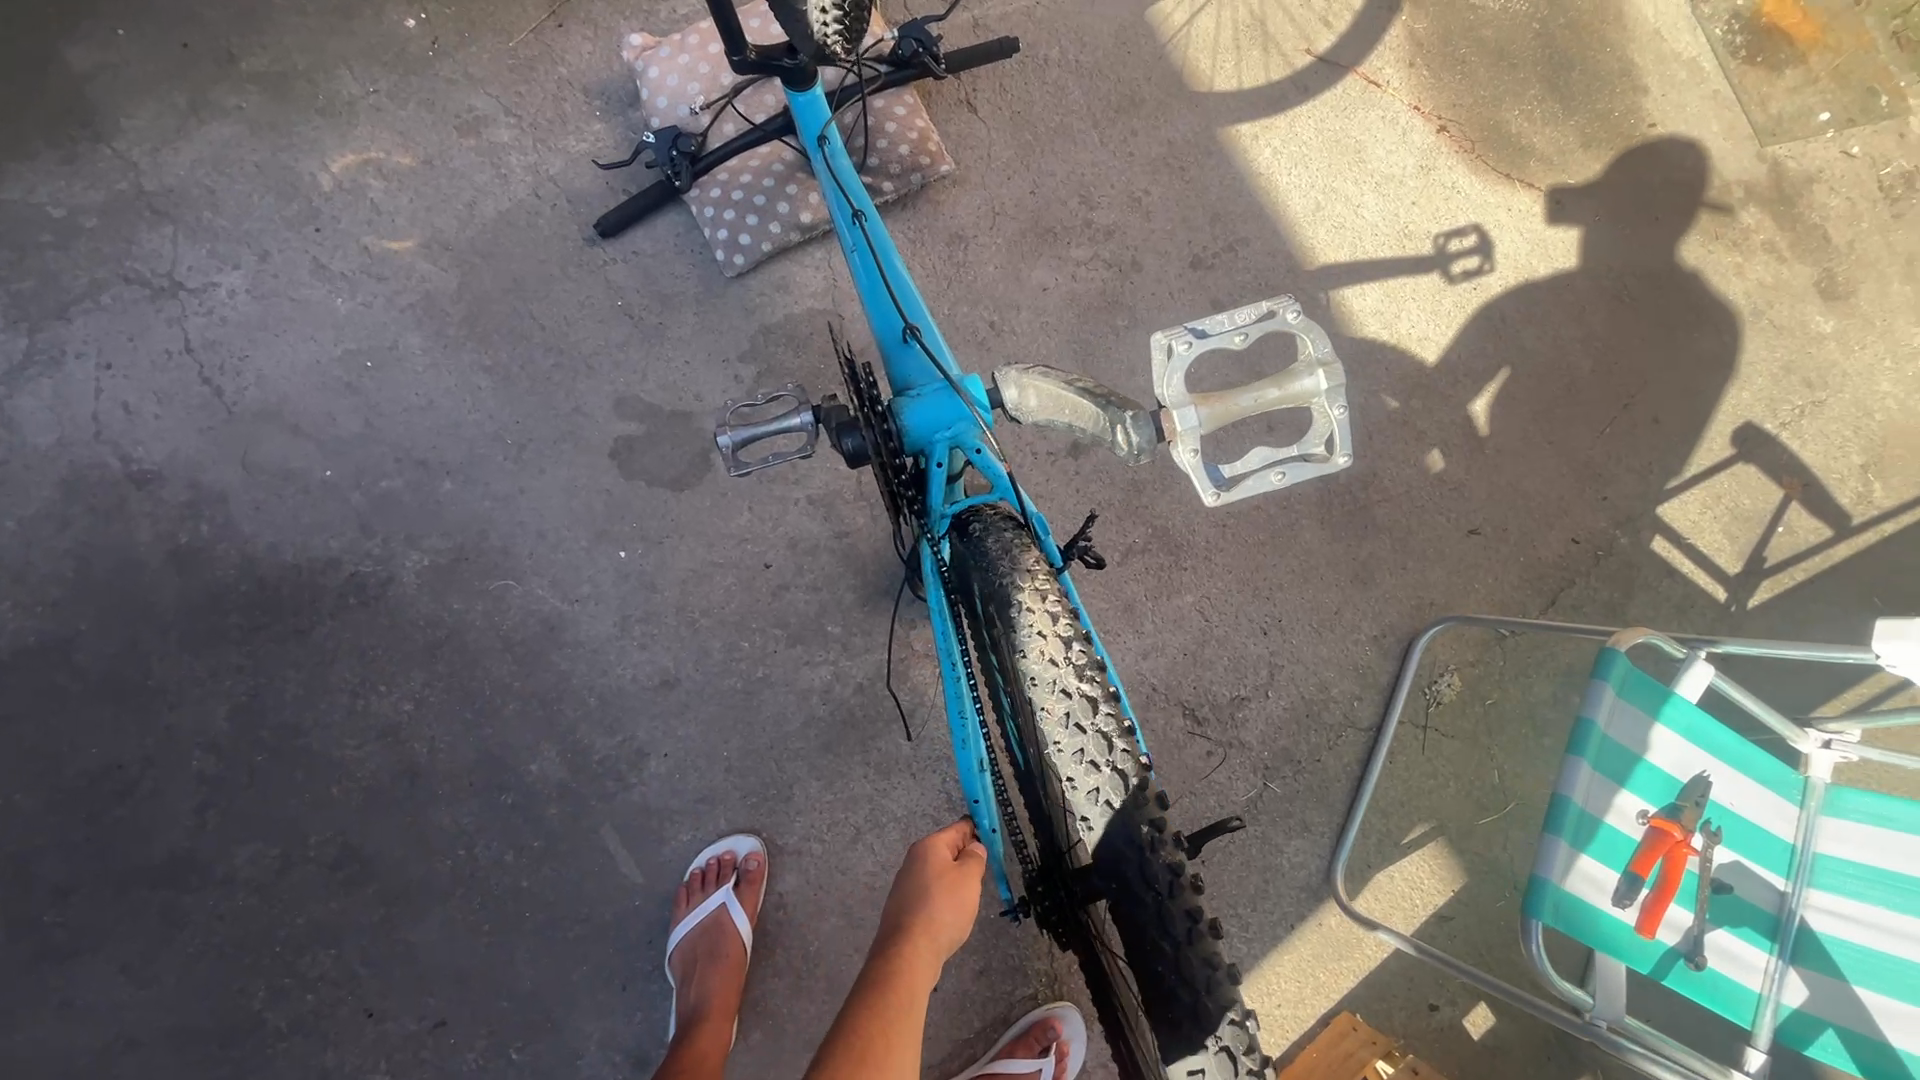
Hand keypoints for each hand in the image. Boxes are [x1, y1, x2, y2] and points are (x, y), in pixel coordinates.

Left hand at [872, 818, 987, 975]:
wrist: (909, 952)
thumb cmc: (943, 908)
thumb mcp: (969, 878)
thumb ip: (975, 857)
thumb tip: (973, 847)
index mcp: (929, 846)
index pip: (959, 827)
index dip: (978, 830)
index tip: (994, 839)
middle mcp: (914, 860)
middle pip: (948, 851)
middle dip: (967, 861)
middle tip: (982, 878)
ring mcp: (906, 884)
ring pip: (940, 875)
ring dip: (956, 884)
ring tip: (967, 903)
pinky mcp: (904, 908)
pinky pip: (931, 895)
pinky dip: (944, 901)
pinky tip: (950, 918)